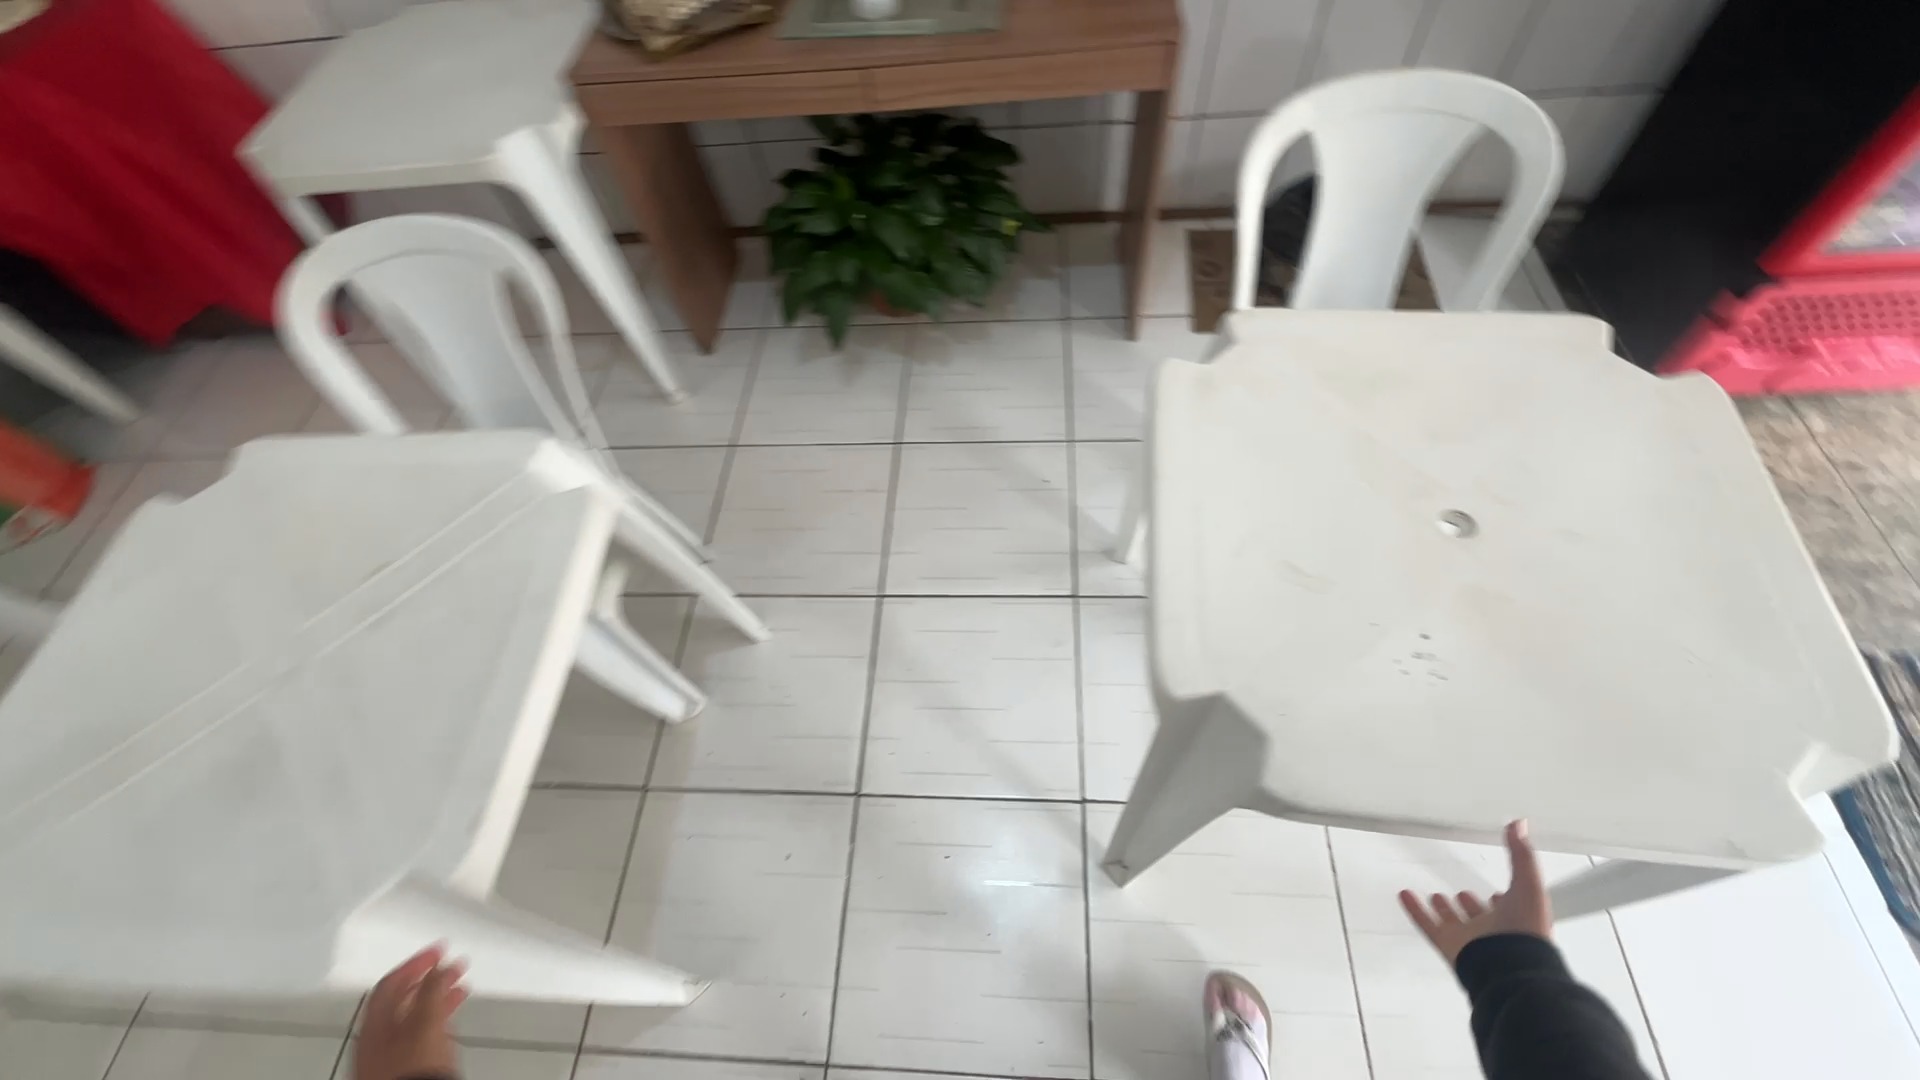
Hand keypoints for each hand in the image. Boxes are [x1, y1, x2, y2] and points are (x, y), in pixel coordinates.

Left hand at [354, 945, 469, 1079]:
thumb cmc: (409, 1064)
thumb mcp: (425, 1018)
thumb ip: (431, 988)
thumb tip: (438, 964)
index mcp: (377, 1018)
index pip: (392, 979)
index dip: (415, 960)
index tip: (438, 948)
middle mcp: (378, 1031)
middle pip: (402, 993)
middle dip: (428, 974)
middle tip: (448, 961)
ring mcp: (389, 1046)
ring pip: (413, 1008)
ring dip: (436, 990)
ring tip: (456, 980)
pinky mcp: (404, 1056)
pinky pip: (420, 1024)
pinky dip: (436, 1010)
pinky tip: (450, 1008)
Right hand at [1398, 820, 1552, 964]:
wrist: (1509, 966)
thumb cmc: (1525, 930)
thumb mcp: (1529, 885)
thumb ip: (1523, 855)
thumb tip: (1519, 823)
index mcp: (1515, 920)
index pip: (1508, 906)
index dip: (1503, 897)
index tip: (1496, 890)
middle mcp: (1493, 931)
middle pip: (1479, 916)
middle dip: (1471, 904)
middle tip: (1462, 893)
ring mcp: (1469, 939)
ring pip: (1454, 921)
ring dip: (1445, 909)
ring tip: (1436, 896)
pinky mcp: (1447, 944)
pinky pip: (1427, 923)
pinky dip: (1415, 910)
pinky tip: (1404, 895)